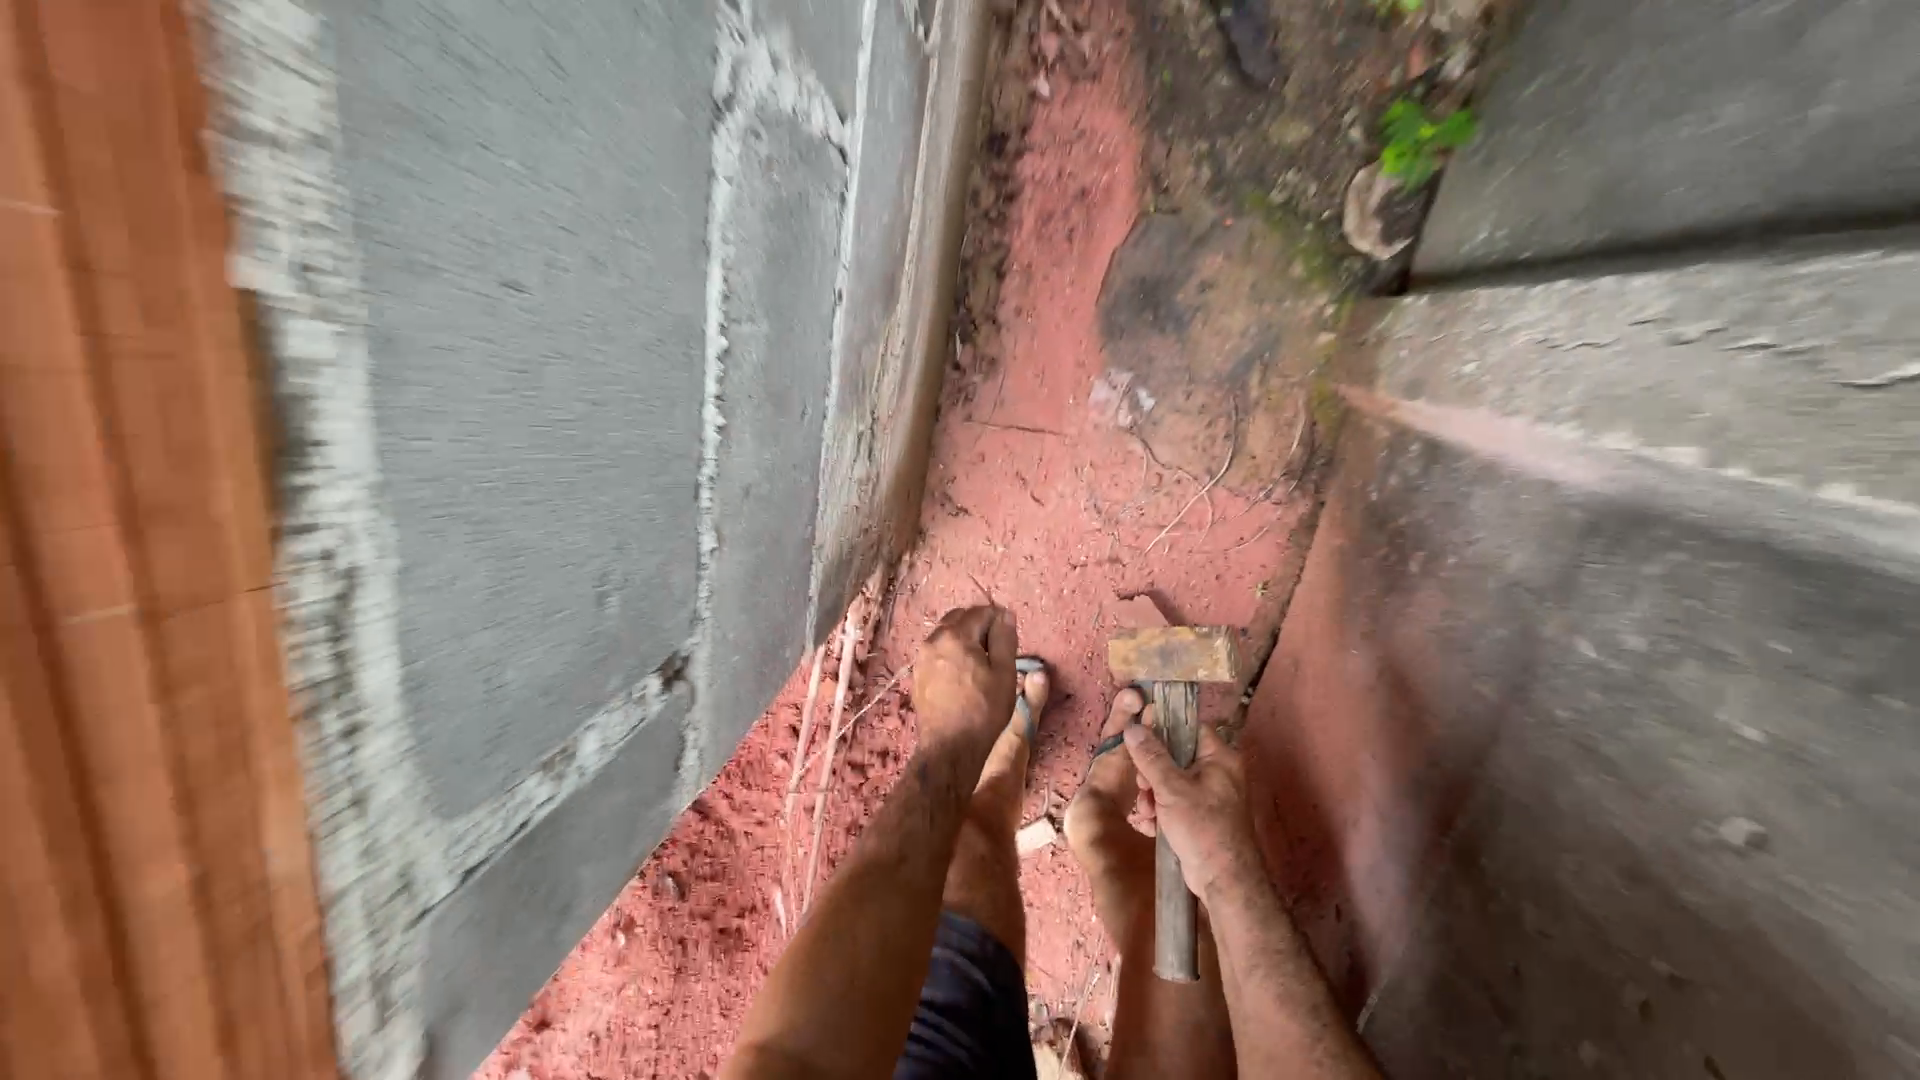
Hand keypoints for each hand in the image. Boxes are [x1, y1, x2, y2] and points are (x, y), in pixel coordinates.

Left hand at [912, 606, 1017, 758]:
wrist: (950, 748)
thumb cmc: (984, 711)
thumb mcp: (1004, 674)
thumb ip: (1005, 639)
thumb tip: (1004, 615)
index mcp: (954, 636)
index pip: (981, 612)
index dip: (998, 621)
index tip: (1008, 639)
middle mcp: (932, 640)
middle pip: (959, 618)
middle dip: (978, 626)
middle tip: (995, 650)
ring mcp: (921, 658)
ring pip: (946, 634)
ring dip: (964, 639)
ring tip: (980, 664)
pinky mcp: (917, 674)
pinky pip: (937, 652)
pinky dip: (951, 654)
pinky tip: (963, 675)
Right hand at [1124, 720, 1263, 900]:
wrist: (1223, 880)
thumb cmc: (1202, 827)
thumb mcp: (1171, 788)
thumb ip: (1151, 757)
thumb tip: (1133, 728)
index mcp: (1219, 757)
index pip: (1188, 728)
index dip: (1163, 731)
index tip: (1140, 741)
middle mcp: (1217, 772)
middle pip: (1174, 757)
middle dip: (1151, 774)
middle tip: (1142, 788)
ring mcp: (1209, 795)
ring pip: (1170, 781)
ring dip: (1152, 796)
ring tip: (1147, 813)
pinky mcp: (1200, 816)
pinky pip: (1174, 802)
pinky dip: (1160, 811)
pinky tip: (1151, 826)